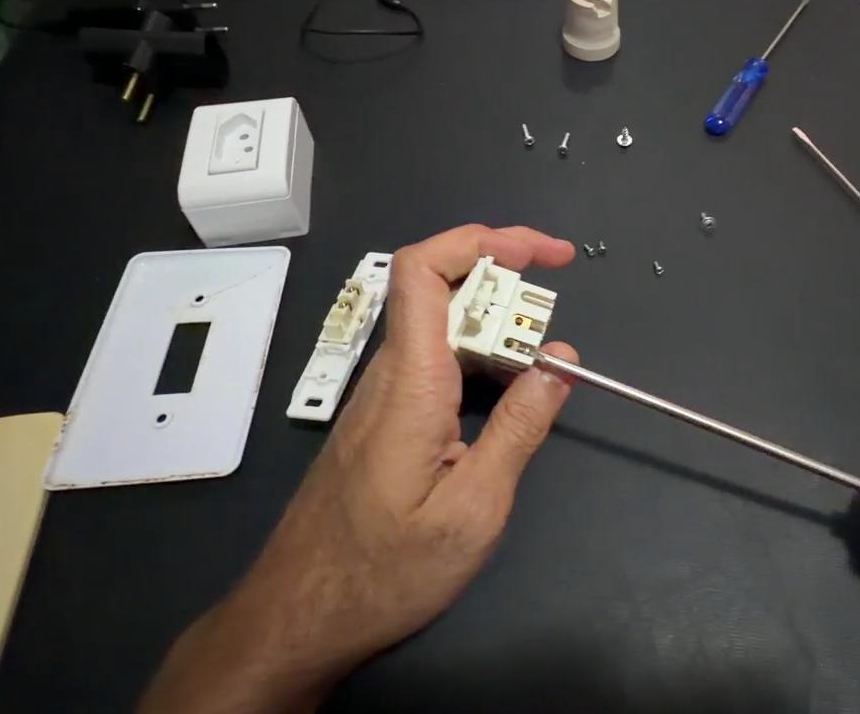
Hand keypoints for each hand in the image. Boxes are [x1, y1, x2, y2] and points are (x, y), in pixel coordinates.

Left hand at [138, 225, 577, 713]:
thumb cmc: (385, 571)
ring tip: (542, 355)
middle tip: (554, 313)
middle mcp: (390, 372)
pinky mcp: (383, 415)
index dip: (483, 240)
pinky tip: (507, 388)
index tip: (542, 253)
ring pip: (439, 324)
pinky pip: (434, 358)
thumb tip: (561, 361)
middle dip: (506, 276)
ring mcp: (382, 393)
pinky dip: (479, 354)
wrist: (298, 619)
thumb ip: (520, 428)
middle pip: (440, 286)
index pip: (424, 270)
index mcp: (411, 381)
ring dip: (495, 320)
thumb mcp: (473, 508)